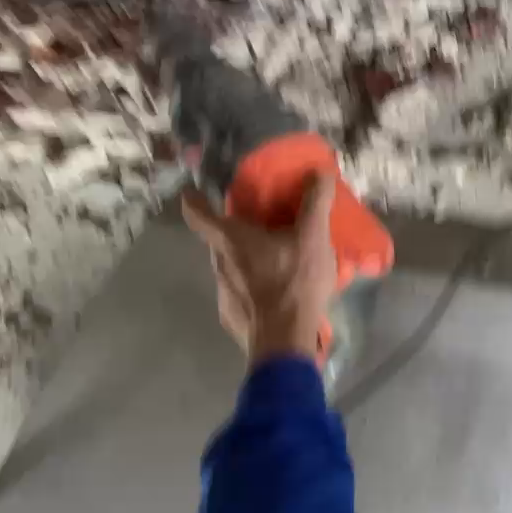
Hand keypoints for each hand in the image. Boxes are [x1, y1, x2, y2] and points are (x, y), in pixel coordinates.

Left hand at [182, 173, 337, 364]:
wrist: (284, 341)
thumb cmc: (294, 281)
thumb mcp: (314, 236)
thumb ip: (315, 202)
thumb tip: (320, 172)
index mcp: (233, 240)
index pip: (200, 215)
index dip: (194, 201)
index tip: (192, 192)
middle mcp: (220, 264)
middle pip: (220, 240)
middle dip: (236, 229)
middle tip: (262, 222)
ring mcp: (223, 292)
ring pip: (232, 265)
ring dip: (249, 257)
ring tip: (278, 257)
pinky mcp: (232, 315)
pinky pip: (241, 290)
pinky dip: (255, 283)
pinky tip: (278, 289)